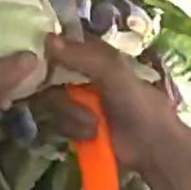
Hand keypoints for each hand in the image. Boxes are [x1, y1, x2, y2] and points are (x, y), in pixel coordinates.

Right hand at [38, 34, 190, 170]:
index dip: (46, 50)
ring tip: (93, 124)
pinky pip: (53, 123)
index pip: (59, 45)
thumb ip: (84, 55)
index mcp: (91, 57)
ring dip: (70, 114)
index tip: (37, 59)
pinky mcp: (70, 127)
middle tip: (67, 99)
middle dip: (58, 93)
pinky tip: (90, 135)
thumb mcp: (115, 73)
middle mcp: (77, 76)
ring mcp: (73, 102)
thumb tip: (48, 39)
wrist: (153, 150)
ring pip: (48, 101)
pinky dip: (72, 129)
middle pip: (46, 76)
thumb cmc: (139, 104)